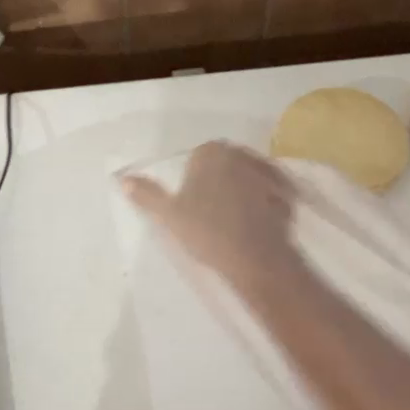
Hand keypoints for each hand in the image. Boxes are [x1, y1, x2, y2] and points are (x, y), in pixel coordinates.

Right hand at [123, 142, 305, 292]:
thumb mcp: (169, 215)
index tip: (193, 208)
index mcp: (211, 152)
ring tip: (234, 224)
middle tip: (212, 217)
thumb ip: (146, 194)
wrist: (255, 257)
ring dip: (242, 193)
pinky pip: (270, 194)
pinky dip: (264, 205)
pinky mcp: (287, 192)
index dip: (193, 183)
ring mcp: (268, 171)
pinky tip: (256, 226)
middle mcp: (241, 153)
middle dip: (219, 184)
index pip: (197, 160)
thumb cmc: (207, 232)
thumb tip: (122, 179)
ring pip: (248, 179)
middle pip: (225, 166)